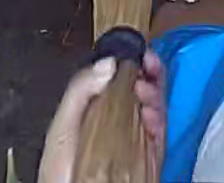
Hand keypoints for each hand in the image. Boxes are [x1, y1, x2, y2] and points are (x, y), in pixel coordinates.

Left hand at [37, 50, 166, 182]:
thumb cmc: (61, 171)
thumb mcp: (62, 126)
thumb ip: (79, 90)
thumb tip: (109, 62)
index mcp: (98, 106)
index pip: (118, 75)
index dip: (129, 60)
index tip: (136, 52)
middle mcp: (119, 117)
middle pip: (142, 83)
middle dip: (148, 69)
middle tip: (148, 63)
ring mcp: (136, 133)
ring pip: (155, 99)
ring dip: (155, 87)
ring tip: (145, 89)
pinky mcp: (151, 152)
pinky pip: (161, 126)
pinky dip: (160, 114)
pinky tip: (150, 112)